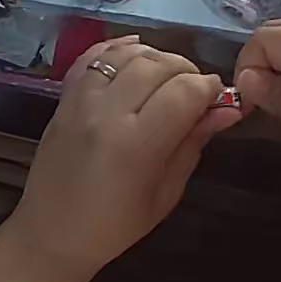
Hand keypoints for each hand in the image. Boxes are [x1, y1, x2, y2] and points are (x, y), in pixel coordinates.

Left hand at [3, 37, 241, 277]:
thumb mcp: (165, 193)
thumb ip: (193, 144)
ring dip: (155, 57)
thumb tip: (228, 108)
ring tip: (166, 78)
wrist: (52, 232)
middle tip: (194, 90)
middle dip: (186, 70)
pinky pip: (91, 57)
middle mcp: (106, 113)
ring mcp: (80, 102)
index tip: (217, 99)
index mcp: (135, 145)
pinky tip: (136, 55)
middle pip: (157, 65)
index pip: (184, 92)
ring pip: (126, 54)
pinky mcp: (63, 98)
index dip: (209, 88)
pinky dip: (117, 49)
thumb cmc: (115, 225)